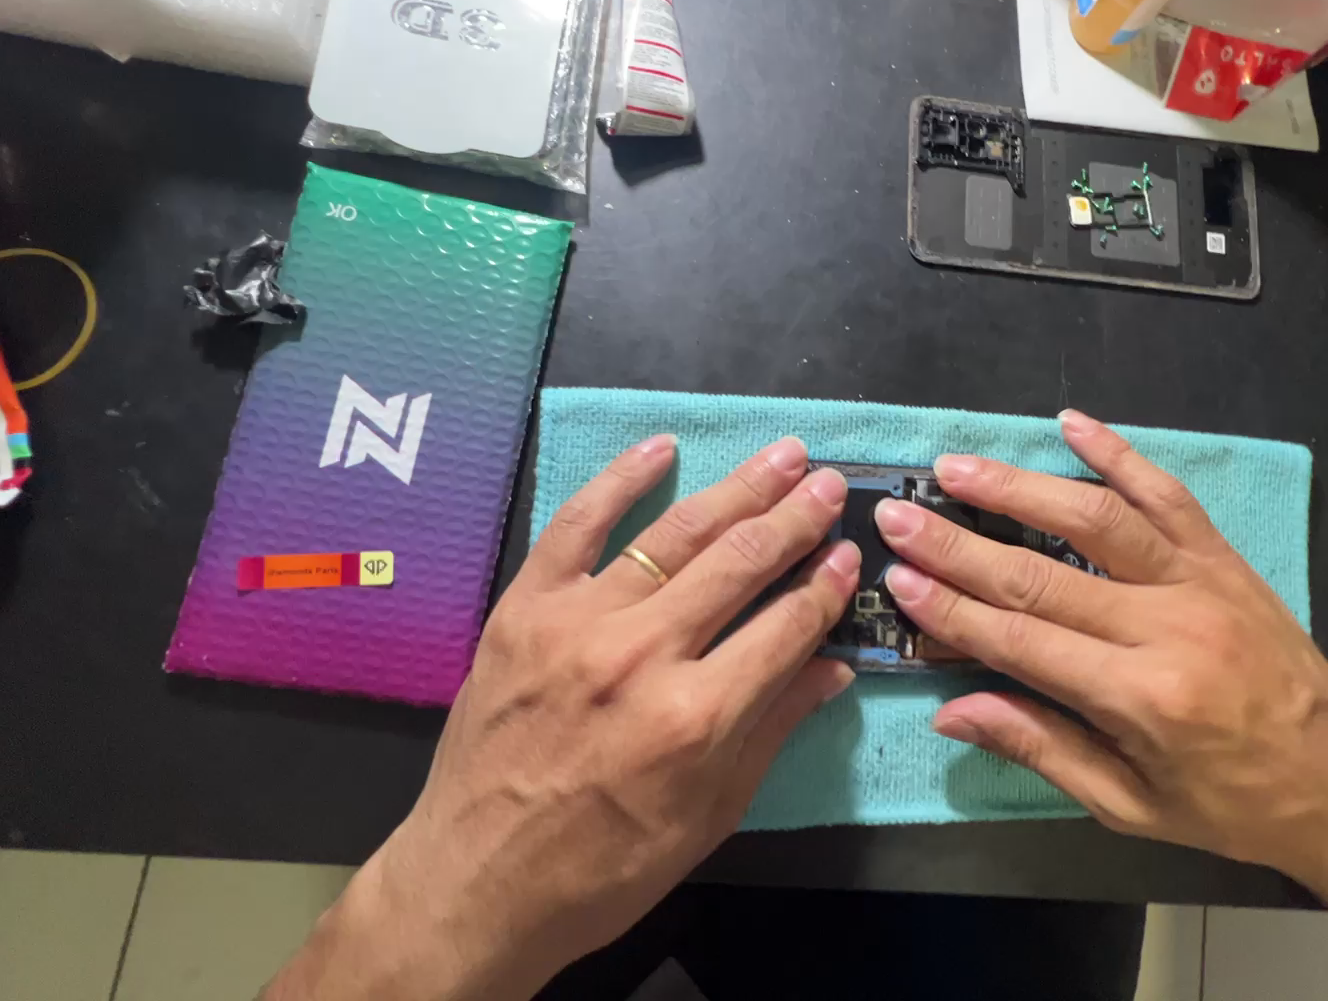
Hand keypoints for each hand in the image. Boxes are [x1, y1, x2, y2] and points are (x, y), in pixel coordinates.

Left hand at [266, 435, 858, 1000]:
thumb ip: (775, 725)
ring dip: (738, 488)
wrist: (477, 880)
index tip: (850, 553)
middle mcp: (643, 654)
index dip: (827, 586)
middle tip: (829, 483)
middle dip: (795, 519)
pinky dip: (621, 479)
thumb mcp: (712, 811)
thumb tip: (836, 663)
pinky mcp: (526, 606)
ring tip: (782, 456)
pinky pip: (576, 524)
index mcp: (698, 716)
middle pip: (739, 563)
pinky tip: (662, 447)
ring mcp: (579, 621)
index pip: (786, 625)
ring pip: (675, 534)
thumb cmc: (609, 863)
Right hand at [873, 410, 1327, 1000]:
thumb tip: (949, 711)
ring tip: (958, 466)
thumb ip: (1040, 747)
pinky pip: (1167, 494)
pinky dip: (1118, 453)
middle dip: (958, 545)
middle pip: (1041, 573)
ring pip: (1097, 517)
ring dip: (1020, 488)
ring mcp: (1201, 581)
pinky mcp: (1224, 558)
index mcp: (1143, 698)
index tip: (897, 578)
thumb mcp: (1129, 805)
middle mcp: (1169, 627)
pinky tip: (1072, 422)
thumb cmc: (1230, 805)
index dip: (952, 610)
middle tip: (899, 515)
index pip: (1022, 640)